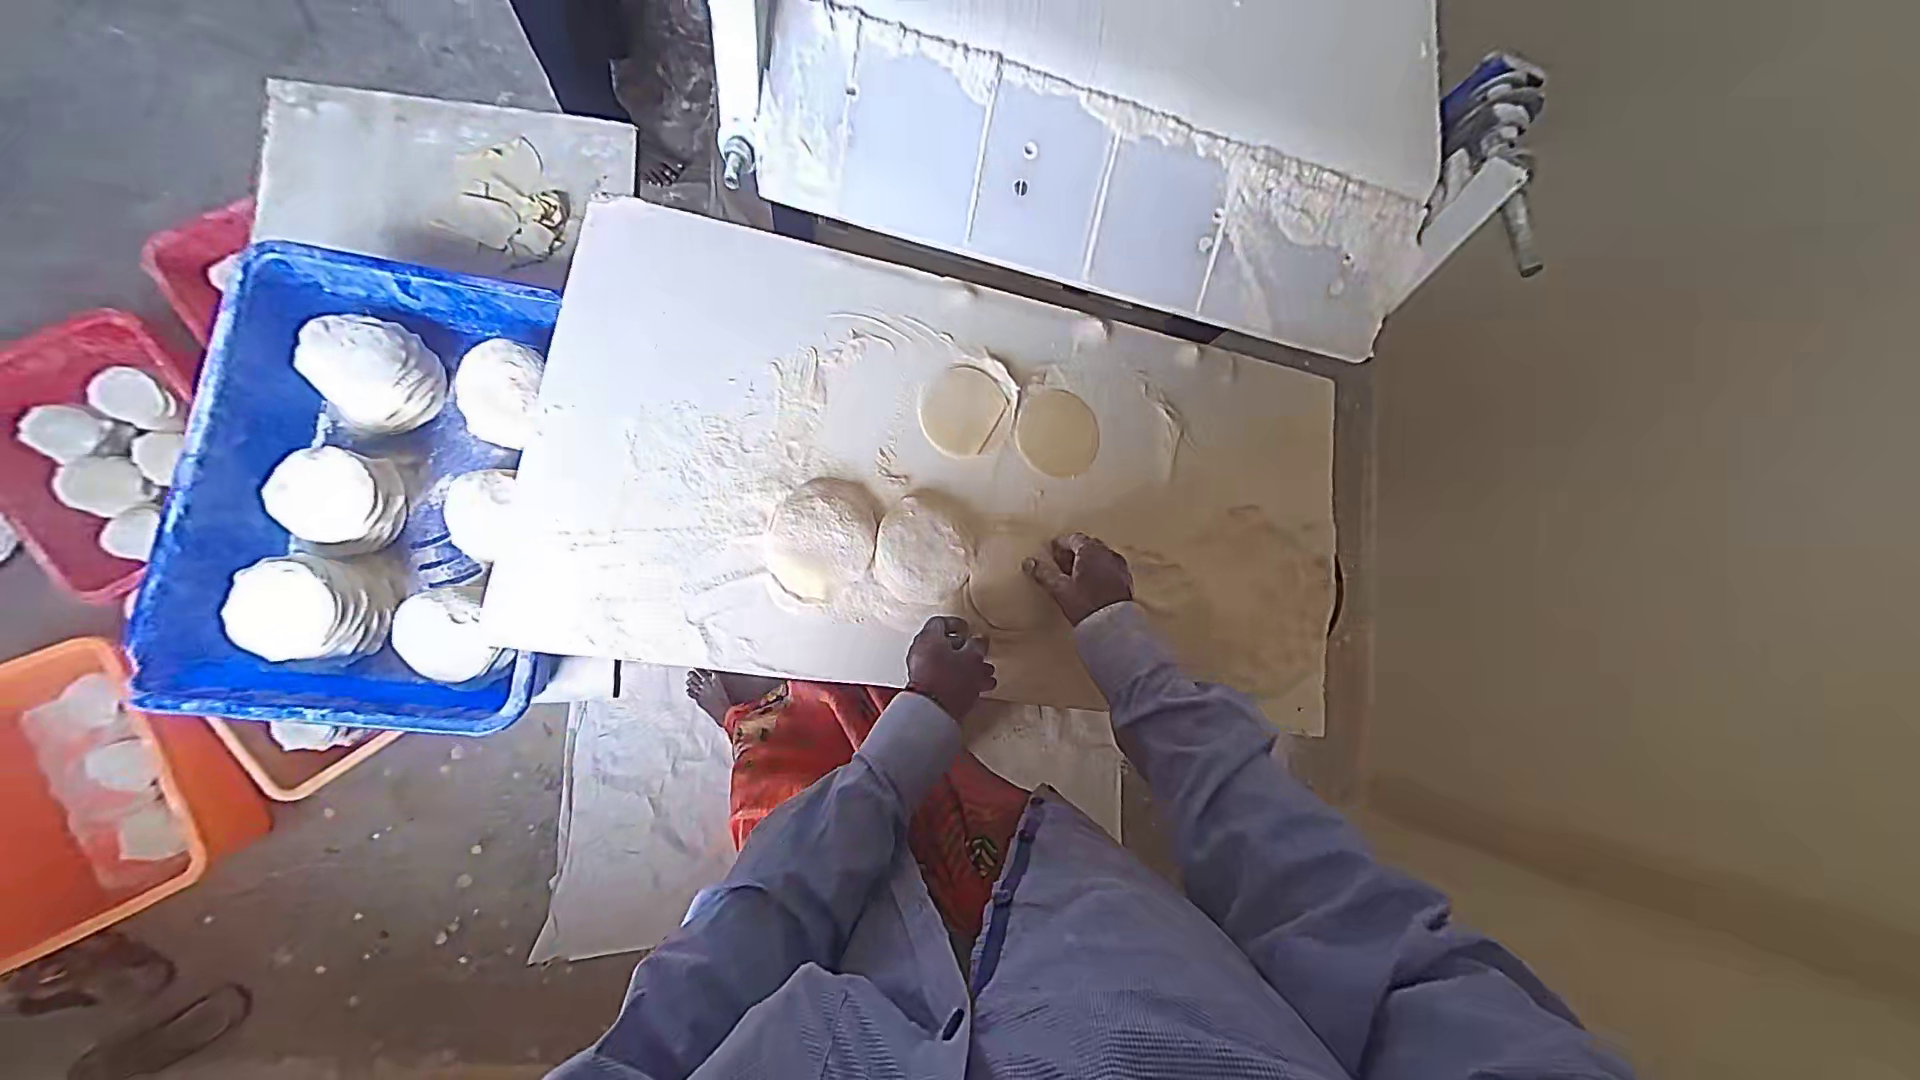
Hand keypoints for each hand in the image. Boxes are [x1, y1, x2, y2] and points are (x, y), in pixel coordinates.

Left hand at [905, 616, 995, 720]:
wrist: (934, 713)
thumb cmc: (951, 680)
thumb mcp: (973, 658)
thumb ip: (978, 645)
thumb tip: (980, 641)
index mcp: (929, 638)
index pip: (941, 622)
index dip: (957, 624)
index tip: (969, 630)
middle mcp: (921, 652)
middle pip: (945, 644)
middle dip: (966, 650)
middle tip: (980, 654)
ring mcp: (921, 671)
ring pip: (947, 663)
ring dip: (967, 666)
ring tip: (985, 674)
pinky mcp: (926, 688)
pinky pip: (944, 677)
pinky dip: (960, 679)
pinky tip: (979, 687)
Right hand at [1024, 533, 1132, 625]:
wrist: (1112, 625)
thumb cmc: (1086, 604)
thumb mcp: (1059, 588)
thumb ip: (1044, 573)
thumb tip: (1029, 562)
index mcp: (1091, 551)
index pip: (1074, 539)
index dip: (1061, 544)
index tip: (1053, 550)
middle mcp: (1107, 554)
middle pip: (1088, 545)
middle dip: (1074, 551)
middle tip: (1061, 562)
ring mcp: (1119, 566)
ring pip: (1100, 556)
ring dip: (1087, 561)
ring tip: (1074, 575)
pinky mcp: (1125, 579)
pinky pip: (1109, 567)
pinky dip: (1098, 570)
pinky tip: (1090, 583)